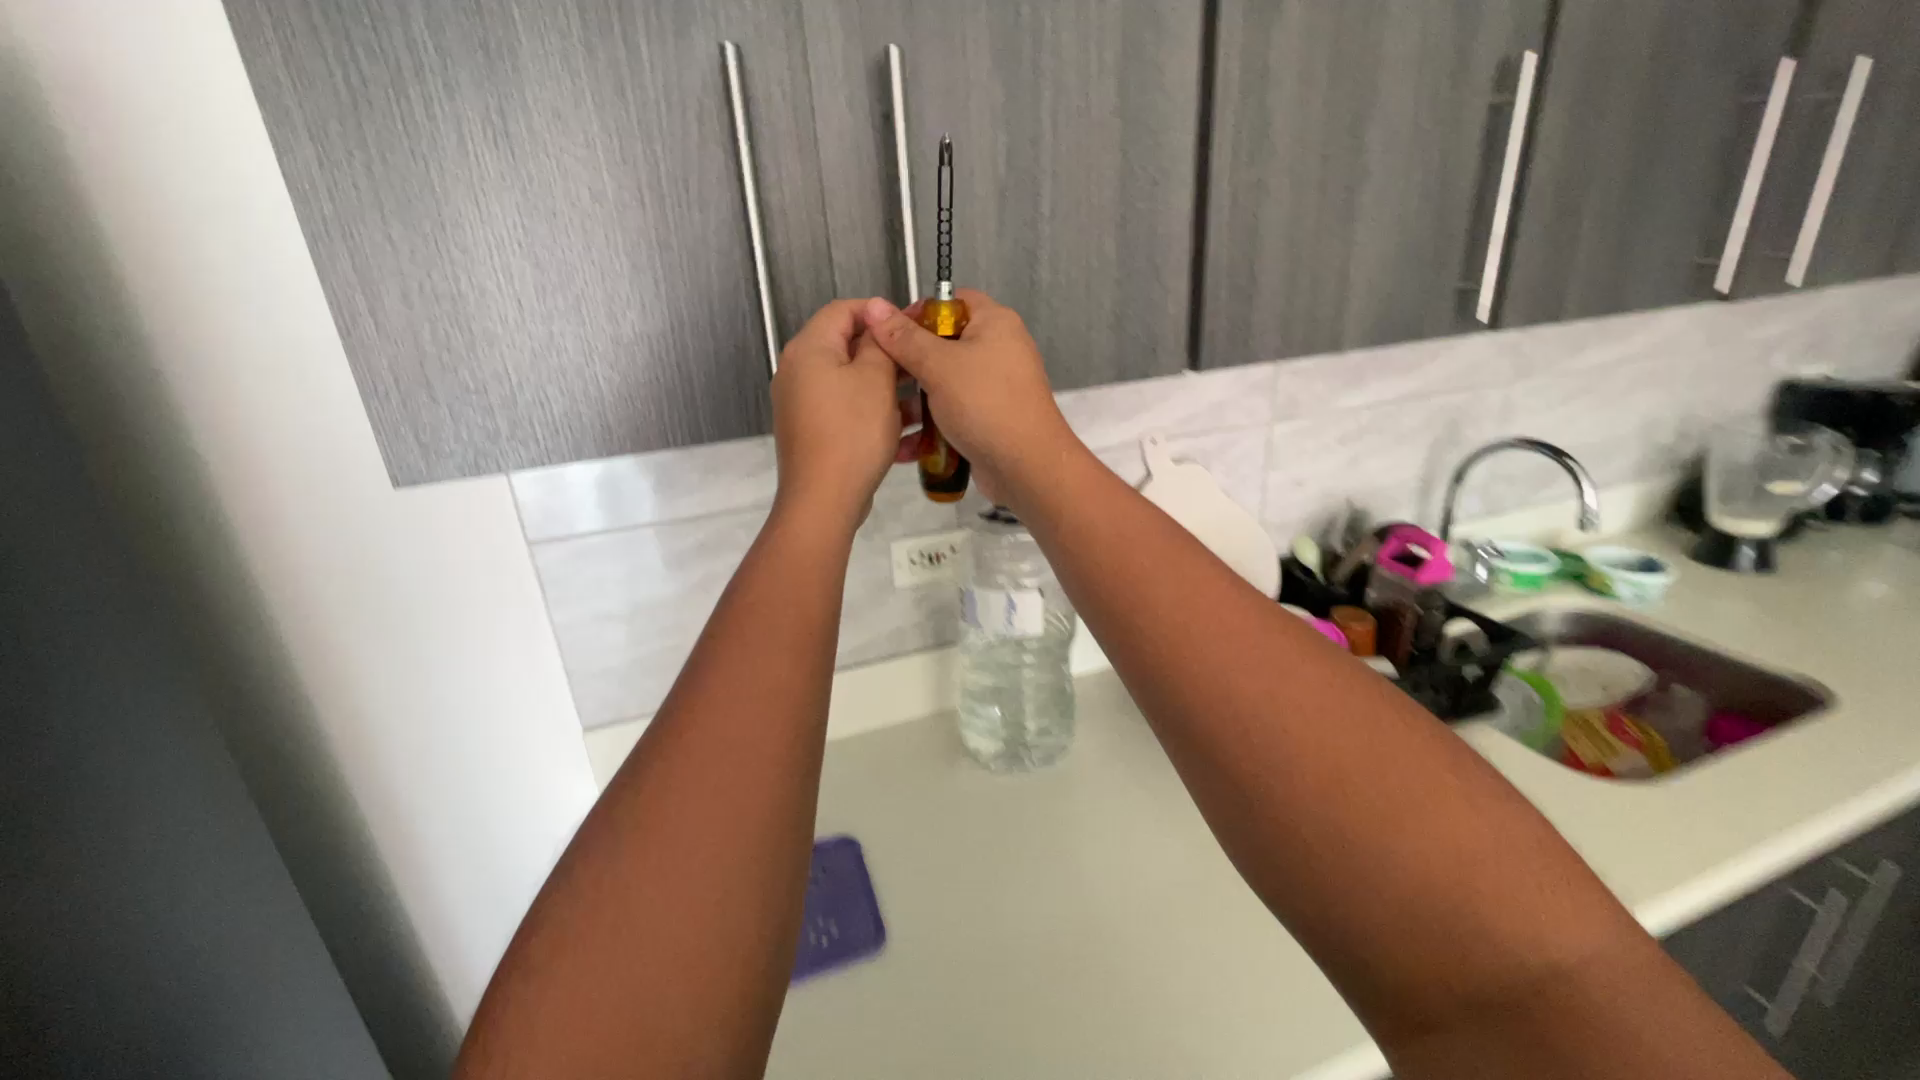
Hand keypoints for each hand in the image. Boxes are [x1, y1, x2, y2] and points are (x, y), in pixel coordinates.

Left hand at [770, 299, 912, 528]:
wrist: (823, 500)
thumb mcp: (876, 379)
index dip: (880, 313)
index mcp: (809, 349)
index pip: (843, 310)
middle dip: (888, 357)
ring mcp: (802, 405)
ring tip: (924, 405)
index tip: (913, 327)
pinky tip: (909, 437)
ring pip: (851, 385)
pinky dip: (874, 418)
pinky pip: (847, 414)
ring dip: (888, 391)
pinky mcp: (812, 434)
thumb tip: (880, 321)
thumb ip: (881, 344)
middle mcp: (798, 372)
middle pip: (847, 348)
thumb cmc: (853, 432)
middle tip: (924, 366)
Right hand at [863, 290, 1082, 505]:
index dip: (917, 313)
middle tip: (880, 378)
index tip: (887, 335)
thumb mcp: (938, 366)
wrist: (1027, 467)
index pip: (951, 301)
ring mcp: (995, 388)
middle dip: (911, 364)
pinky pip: (954, 415)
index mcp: (994, 323)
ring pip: (946, 385)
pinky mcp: (990, 420)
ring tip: (885, 414)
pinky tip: (904, 446)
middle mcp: (998, 350)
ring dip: (916, 403)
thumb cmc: (984, 404)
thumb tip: (874, 306)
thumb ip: (904, 338)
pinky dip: (931, 428)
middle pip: (945, 345)